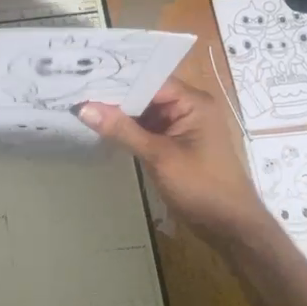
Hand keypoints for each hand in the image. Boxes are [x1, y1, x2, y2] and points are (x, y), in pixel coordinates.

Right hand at [79, 77, 273, 242]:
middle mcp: (189, 108)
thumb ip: (122, 130)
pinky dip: (128, 130)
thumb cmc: (201, 187)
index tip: (85, 79)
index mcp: (194, 102)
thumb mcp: (159, 156)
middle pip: (145, 94)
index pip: (150, 81)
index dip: (118, 81)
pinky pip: (147, 129)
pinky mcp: (175, 145)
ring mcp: (182, 127)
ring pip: (144, 113)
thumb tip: (84, 108)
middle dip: (114, 97)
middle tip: (77, 92)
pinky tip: (101, 128)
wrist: (229, 226)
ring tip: (82, 106)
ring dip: (119, 114)